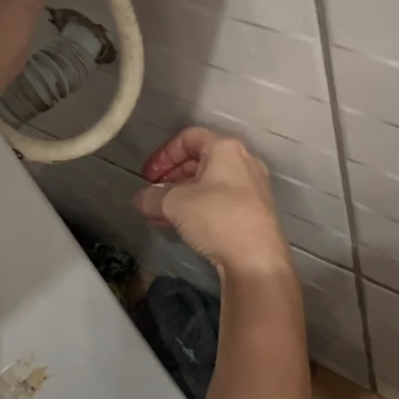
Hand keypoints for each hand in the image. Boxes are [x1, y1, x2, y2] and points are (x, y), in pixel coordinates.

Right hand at [134, 128, 293, 280]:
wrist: (258, 260)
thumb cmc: (217, 218)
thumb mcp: (175, 204)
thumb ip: (152, 197)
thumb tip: (140, 199)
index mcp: (225, 149)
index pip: (188, 138)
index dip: (163, 154)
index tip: (148, 176)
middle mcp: (243, 162)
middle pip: (199, 160)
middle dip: (171, 177)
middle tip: (153, 195)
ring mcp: (252, 188)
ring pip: (209, 184)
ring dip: (181, 196)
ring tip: (159, 215)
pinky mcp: (254, 212)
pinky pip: (219, 202)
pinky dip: (197, 208)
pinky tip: (178, 227)